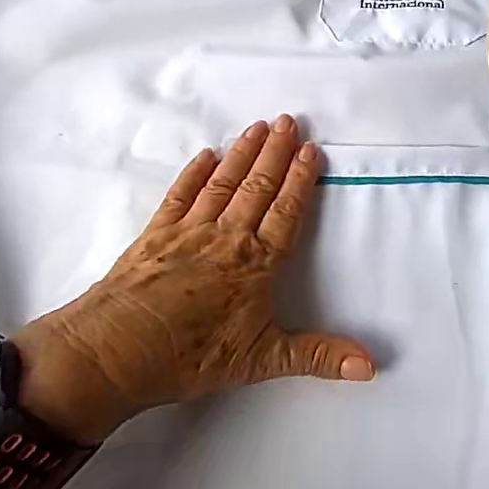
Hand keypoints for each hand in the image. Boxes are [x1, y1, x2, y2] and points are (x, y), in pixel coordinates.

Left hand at [15, 115, 374, 443]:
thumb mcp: (262, 361)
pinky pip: (180, 195)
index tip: (311, 150)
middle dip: (275, 153)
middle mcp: (225, 237)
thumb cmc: (192, 356)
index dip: (300, 180)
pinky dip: (194, 174)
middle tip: (288, 121)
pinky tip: (205, 156)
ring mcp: (188, 231)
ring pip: (223, 183)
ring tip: (257, 127)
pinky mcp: (155, 234)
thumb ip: (317, 356)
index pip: (285, 212)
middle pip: (256, 187)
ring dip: (242, 154)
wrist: (118, 349)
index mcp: (255, 264)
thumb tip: (370, 367)